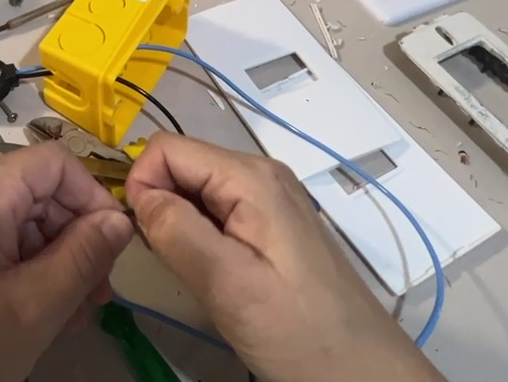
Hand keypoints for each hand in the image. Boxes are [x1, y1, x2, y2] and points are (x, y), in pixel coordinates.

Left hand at [0, 142, 132, 381]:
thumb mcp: (36, 305)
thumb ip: (84, 257)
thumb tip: (119, 221)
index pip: (57, 163)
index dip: (94, 199)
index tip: (114, 250)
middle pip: (39, 187)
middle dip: (75, 235)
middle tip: (97, 294)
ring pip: (22, 212)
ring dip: (54, 254)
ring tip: (71, 310)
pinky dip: (25, 260)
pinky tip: (40, 304)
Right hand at [126, 133, 442, 381]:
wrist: (369, 380)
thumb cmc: (300, 333)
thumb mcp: (230, 286)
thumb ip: (177, 232)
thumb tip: (138, 195)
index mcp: (249, 176)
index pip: (166, 149)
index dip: (143, 185)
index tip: (147, 237)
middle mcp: (258, 172)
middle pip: (181, 165)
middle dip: (161, 205)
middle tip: (174, 261)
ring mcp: (268, 197)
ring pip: (195, 188)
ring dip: (179, 223)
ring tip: (197, 271)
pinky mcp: (272, 223)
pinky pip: (215, 208)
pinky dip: (200, 234)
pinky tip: (216, 272)